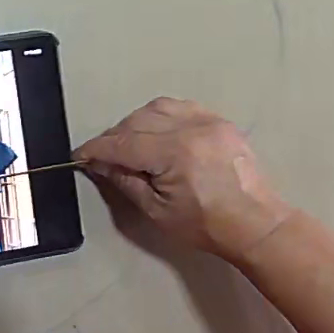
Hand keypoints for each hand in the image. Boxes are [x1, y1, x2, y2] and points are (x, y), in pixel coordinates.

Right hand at [75, 98, 294, 262]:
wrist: (255, 223)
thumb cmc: (204, 225)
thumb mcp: (156, 211)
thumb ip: (126, 181)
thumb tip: (100, 164)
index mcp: (174, 153)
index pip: (123, 143)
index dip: (96, 149)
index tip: (79, 156)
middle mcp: (191, 128)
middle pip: (136, 121)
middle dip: (113, 138)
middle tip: (103, 157)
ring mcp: (208, 121)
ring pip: (156, 108)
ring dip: (135, 123)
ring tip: (128, 145)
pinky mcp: (219, 121)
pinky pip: (180, 107)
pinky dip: (160, 116)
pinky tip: (155, 133)